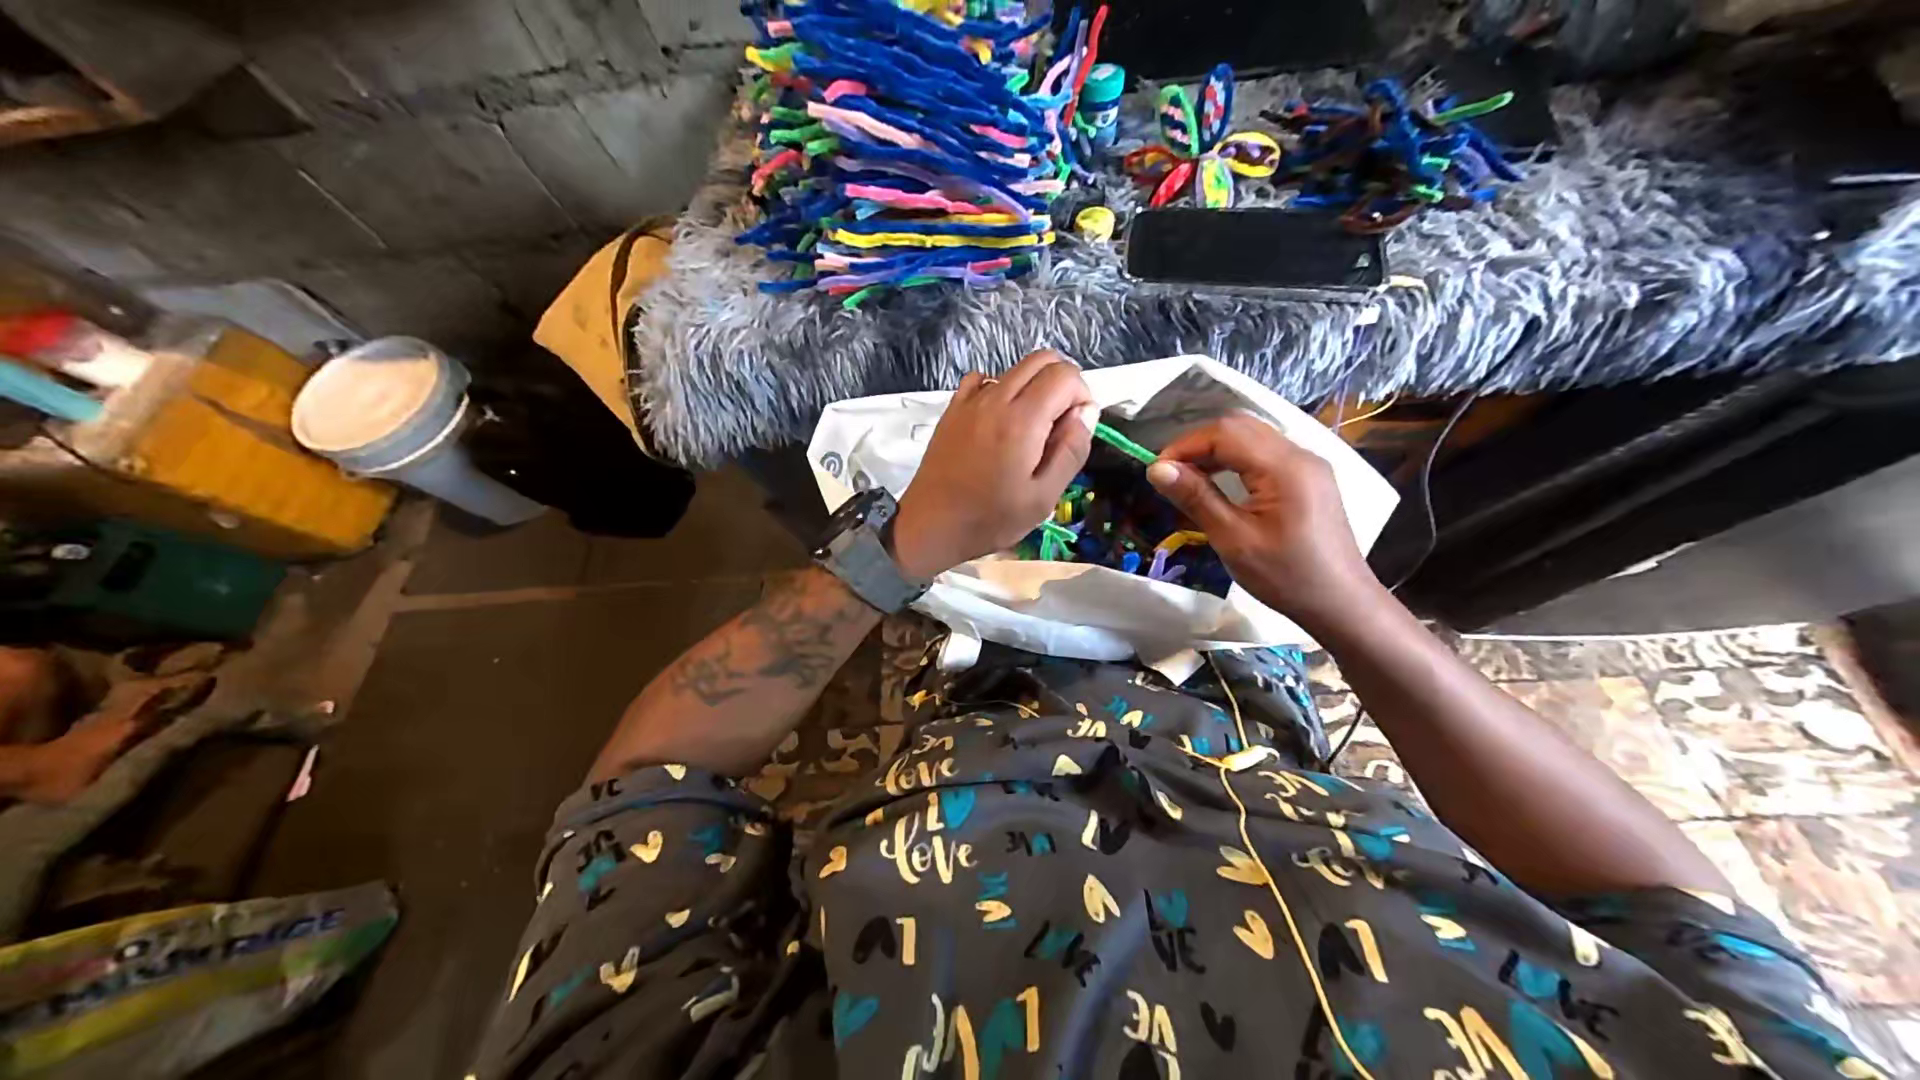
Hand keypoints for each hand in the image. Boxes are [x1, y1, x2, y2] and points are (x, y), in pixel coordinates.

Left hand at [891, 350, 1097, 578]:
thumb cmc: (989, 519)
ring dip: (1034, 387)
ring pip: (1015, 368)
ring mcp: (970, 401)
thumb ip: (1071, 451)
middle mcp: (995, 399)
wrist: (931, 525)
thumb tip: (1086, 413)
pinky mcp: (953, 409)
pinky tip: (1001, 421)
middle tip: (1060, 424)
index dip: (1082, 396)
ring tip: (1032, 429)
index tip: (1076, 428)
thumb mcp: (1043, 497)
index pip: (1065, 376)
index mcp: (1022, 421)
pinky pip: (984, 379)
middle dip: (1063, 383)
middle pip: (1042, 359)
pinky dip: (1002, 389)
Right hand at [1145, 413, 1384, 629]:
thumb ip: (1196, 498)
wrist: (1341, 604)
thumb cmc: (1285, 576)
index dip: (1185, 446)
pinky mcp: (1310, 479)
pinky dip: (1236, 460)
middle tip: (1171, 476)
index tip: (1157, 473)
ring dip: (1216, 451)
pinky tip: (1221, 485)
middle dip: (1198, 445)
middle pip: (1240, 427)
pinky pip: (1266, 454)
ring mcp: (1309, 465)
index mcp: (1284, 467)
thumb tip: (1157, 469)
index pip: (1225, 433)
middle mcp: (1300, 455)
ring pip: (1253, 438)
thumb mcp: (1234, 540)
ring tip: (1190, 480)